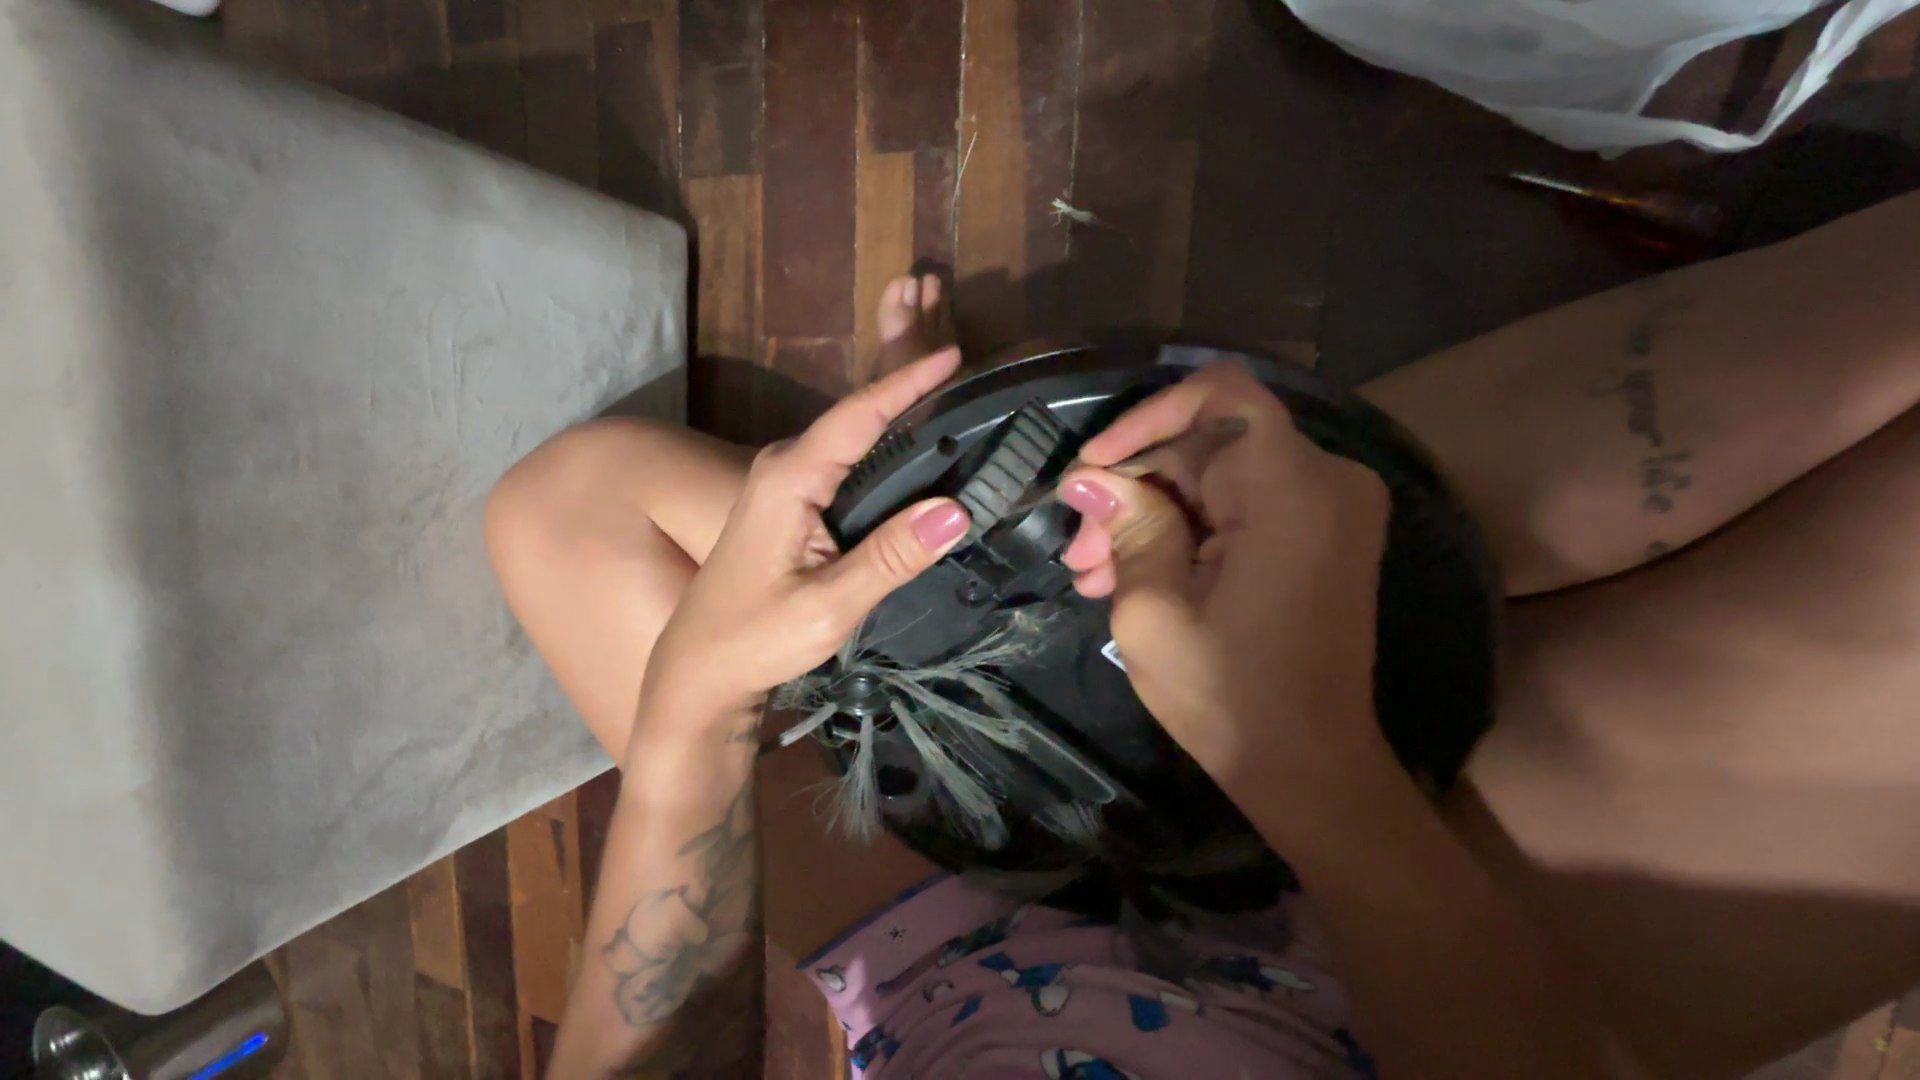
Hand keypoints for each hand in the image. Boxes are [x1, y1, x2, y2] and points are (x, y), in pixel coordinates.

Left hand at [637, 349, 972, 739]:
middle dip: (913, 396)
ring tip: (963, 420)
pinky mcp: (793, 505)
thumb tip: (957, 510)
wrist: (700, 671)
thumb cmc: (754, 639)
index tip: (955, 354)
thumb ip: (891, 557)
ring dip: (902, 428)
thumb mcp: (828, 606)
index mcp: (789, 477)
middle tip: (976, 389)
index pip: (858, 414)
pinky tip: (920, 469)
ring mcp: (786, 484)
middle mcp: (784, 466)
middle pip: (858, 418)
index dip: (908, 383)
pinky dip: (886, 461)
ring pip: (854, 443)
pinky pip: (848, 468)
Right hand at [1057, 362, 1393, 802]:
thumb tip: (1088, 476)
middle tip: (1079, 548)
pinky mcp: (1322, 536)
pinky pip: (1241, 506)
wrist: (1309, 767)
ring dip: (1152, 516)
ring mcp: (1332, 508)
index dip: (1147, 416)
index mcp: (1292, 490)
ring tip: (1092, 575)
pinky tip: (1132, 576)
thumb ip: (1126, 525)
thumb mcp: (1152, 608)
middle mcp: (1328, 480)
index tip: (1096, 466)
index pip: (1220, 393)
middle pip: (1209, 443)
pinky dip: (1188, 531)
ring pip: (1217, 478)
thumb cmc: (1225, 695)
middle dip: (1135, 487)